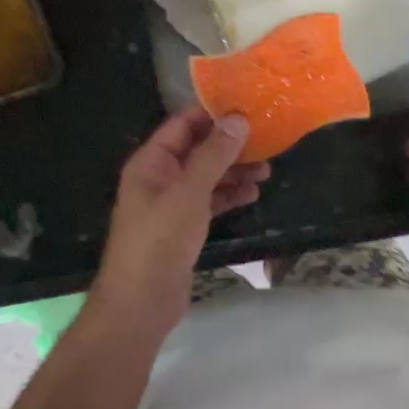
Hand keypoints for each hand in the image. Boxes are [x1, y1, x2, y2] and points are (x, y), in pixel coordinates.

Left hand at [93, 107, 271, 329]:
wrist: (142, 302)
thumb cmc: (159, 240)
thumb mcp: (189, 193)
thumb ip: (214, 155)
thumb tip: (238, 119)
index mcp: (151, 162)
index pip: (181, 125)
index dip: (211, 114)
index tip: (247, 106)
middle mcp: (159, 178)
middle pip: (197, 150)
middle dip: (229, 146)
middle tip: (267, 140)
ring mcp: (171, 204)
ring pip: (206, 178)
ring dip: (234, 172)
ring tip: (267, 170)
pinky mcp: (183, 228)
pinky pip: (209, 202)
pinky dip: (229, 196)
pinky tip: (252, 195)